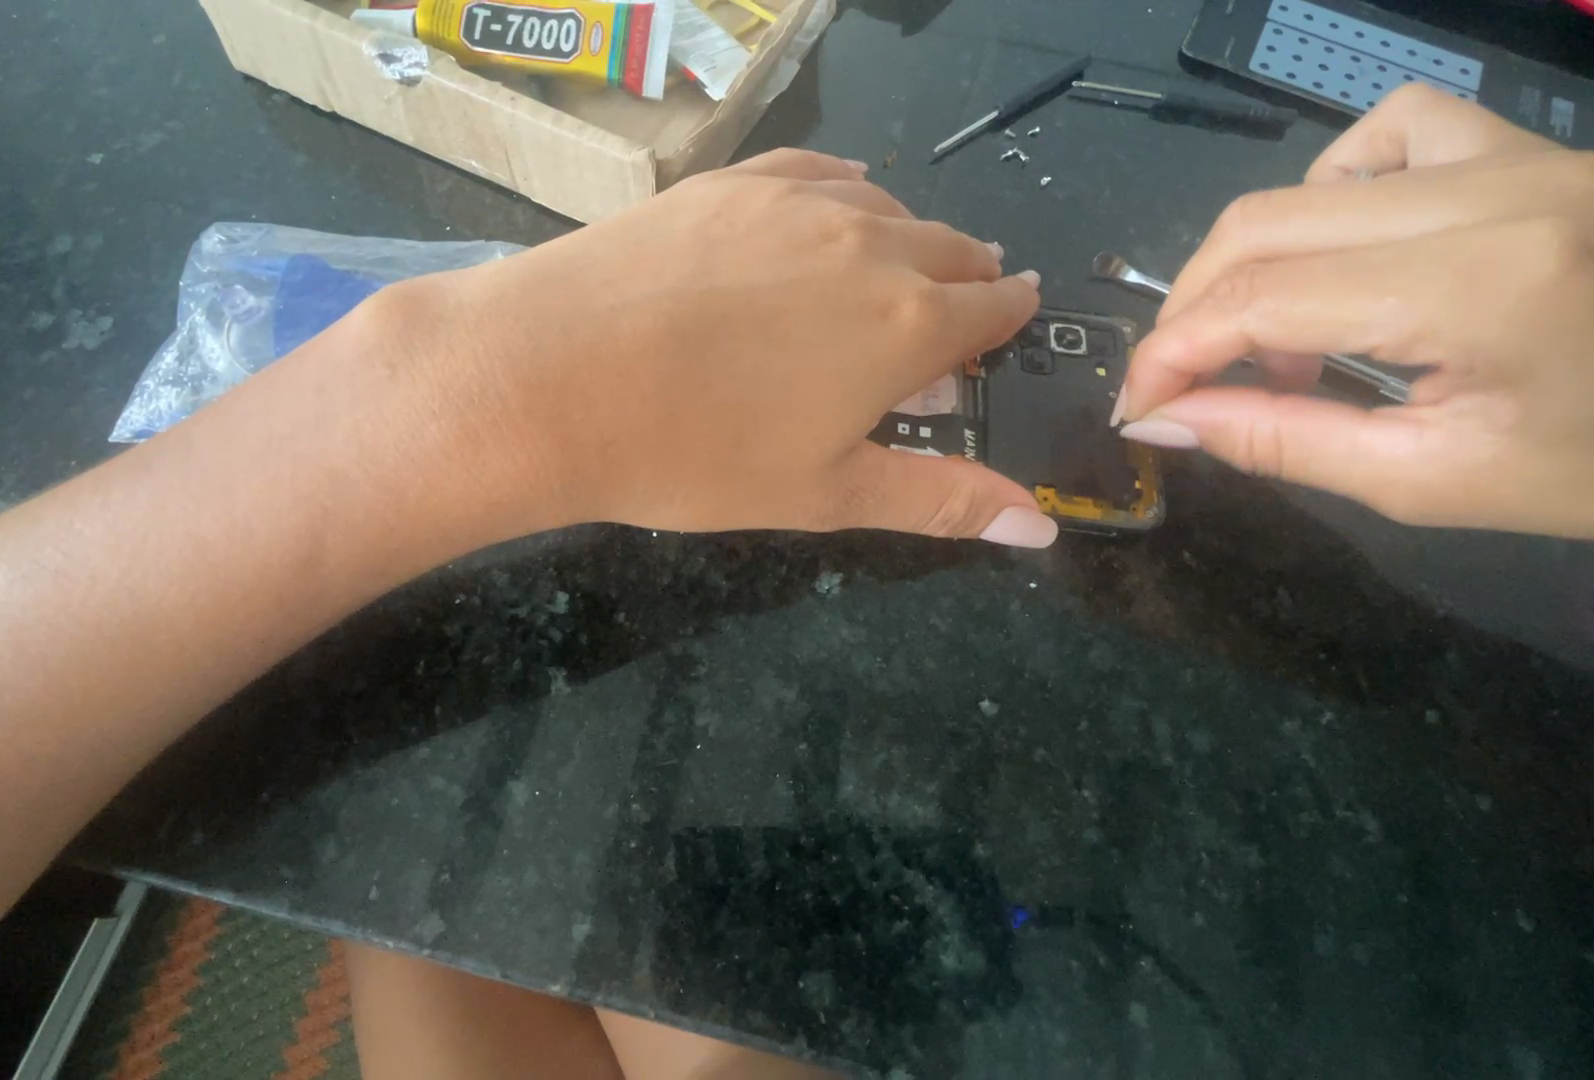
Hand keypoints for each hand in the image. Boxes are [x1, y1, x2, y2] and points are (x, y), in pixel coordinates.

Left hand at [367, 150, 1057, 548]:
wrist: (551, 379)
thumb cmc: (695, 455)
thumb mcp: (827, 495)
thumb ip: (940, 501)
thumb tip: (1043, 524)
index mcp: (906, 325)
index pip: (991, 308)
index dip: (1006, 319)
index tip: (1004, 325)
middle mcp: (869, 245)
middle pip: (950, 248)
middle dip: (964, 281)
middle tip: (949, 313)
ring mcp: (796, 203)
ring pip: (887, 208)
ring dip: (905, 240)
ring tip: (890, 270)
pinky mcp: (731, 182)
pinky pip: (817, 174)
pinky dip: (843, 196)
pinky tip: (832, 209)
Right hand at [1115, 85, 1593, 548]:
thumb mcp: (1419, 480)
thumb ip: (1273, 441)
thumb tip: (1156, 420)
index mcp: (1481, 287)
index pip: (1257, 300)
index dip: (1167, 356)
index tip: (1137, 410)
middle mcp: (1498, 194)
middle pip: (1259, 230)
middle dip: (1187, 316)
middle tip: (1184, 385)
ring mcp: (1520, 159)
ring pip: (1303, 183)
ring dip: (1246, 263)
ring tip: (1269, 334)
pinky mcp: (1529, 151)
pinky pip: (1389, 133)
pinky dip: (1328, 192)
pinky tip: (1338, 253)